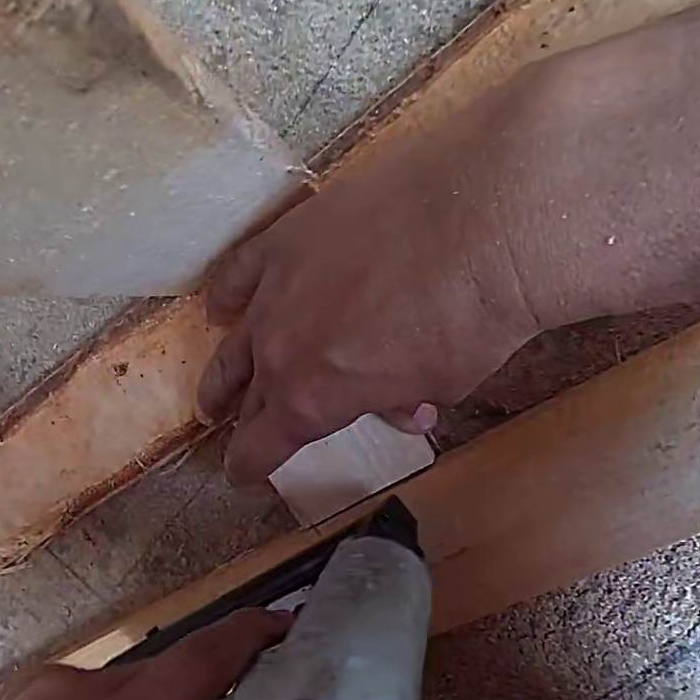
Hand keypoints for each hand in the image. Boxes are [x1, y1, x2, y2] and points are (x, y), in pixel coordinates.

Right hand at [197, 67, 598, 485]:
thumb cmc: (472, 320)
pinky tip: (221, 308)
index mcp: (311, 397)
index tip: (244, 477)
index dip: (250, 466)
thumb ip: (403, 397)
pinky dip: (227, 294)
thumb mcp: (440, 384)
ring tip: (215, 393)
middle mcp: (278, 348)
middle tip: (239, 431)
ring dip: (223, 373)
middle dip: (243, 422)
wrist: (483, 222)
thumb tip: (401, 403)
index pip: (261, 446)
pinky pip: (238, 271)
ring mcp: (276, 286)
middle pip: (250, 396)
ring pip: (234, 339)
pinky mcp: (287, 235)